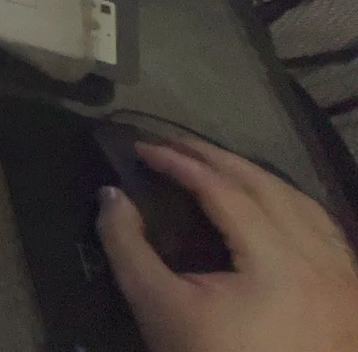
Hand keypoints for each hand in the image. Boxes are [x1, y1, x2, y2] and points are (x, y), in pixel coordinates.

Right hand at [97, 136, 357, 351]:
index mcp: (281, 268)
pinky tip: (261, 202)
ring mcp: (349, 287)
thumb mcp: (152, 299)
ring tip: (211, 163)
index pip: (226, 192)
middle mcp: (327, 269)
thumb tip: (112, 193)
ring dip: (255, 177)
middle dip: (216, 158)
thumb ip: (123, 240)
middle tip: (170, 142)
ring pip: (309, 208)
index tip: (139, 148)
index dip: (179, 162)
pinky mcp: (351, 301)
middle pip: (272, 190)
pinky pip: (326, 233)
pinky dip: (287, 204)